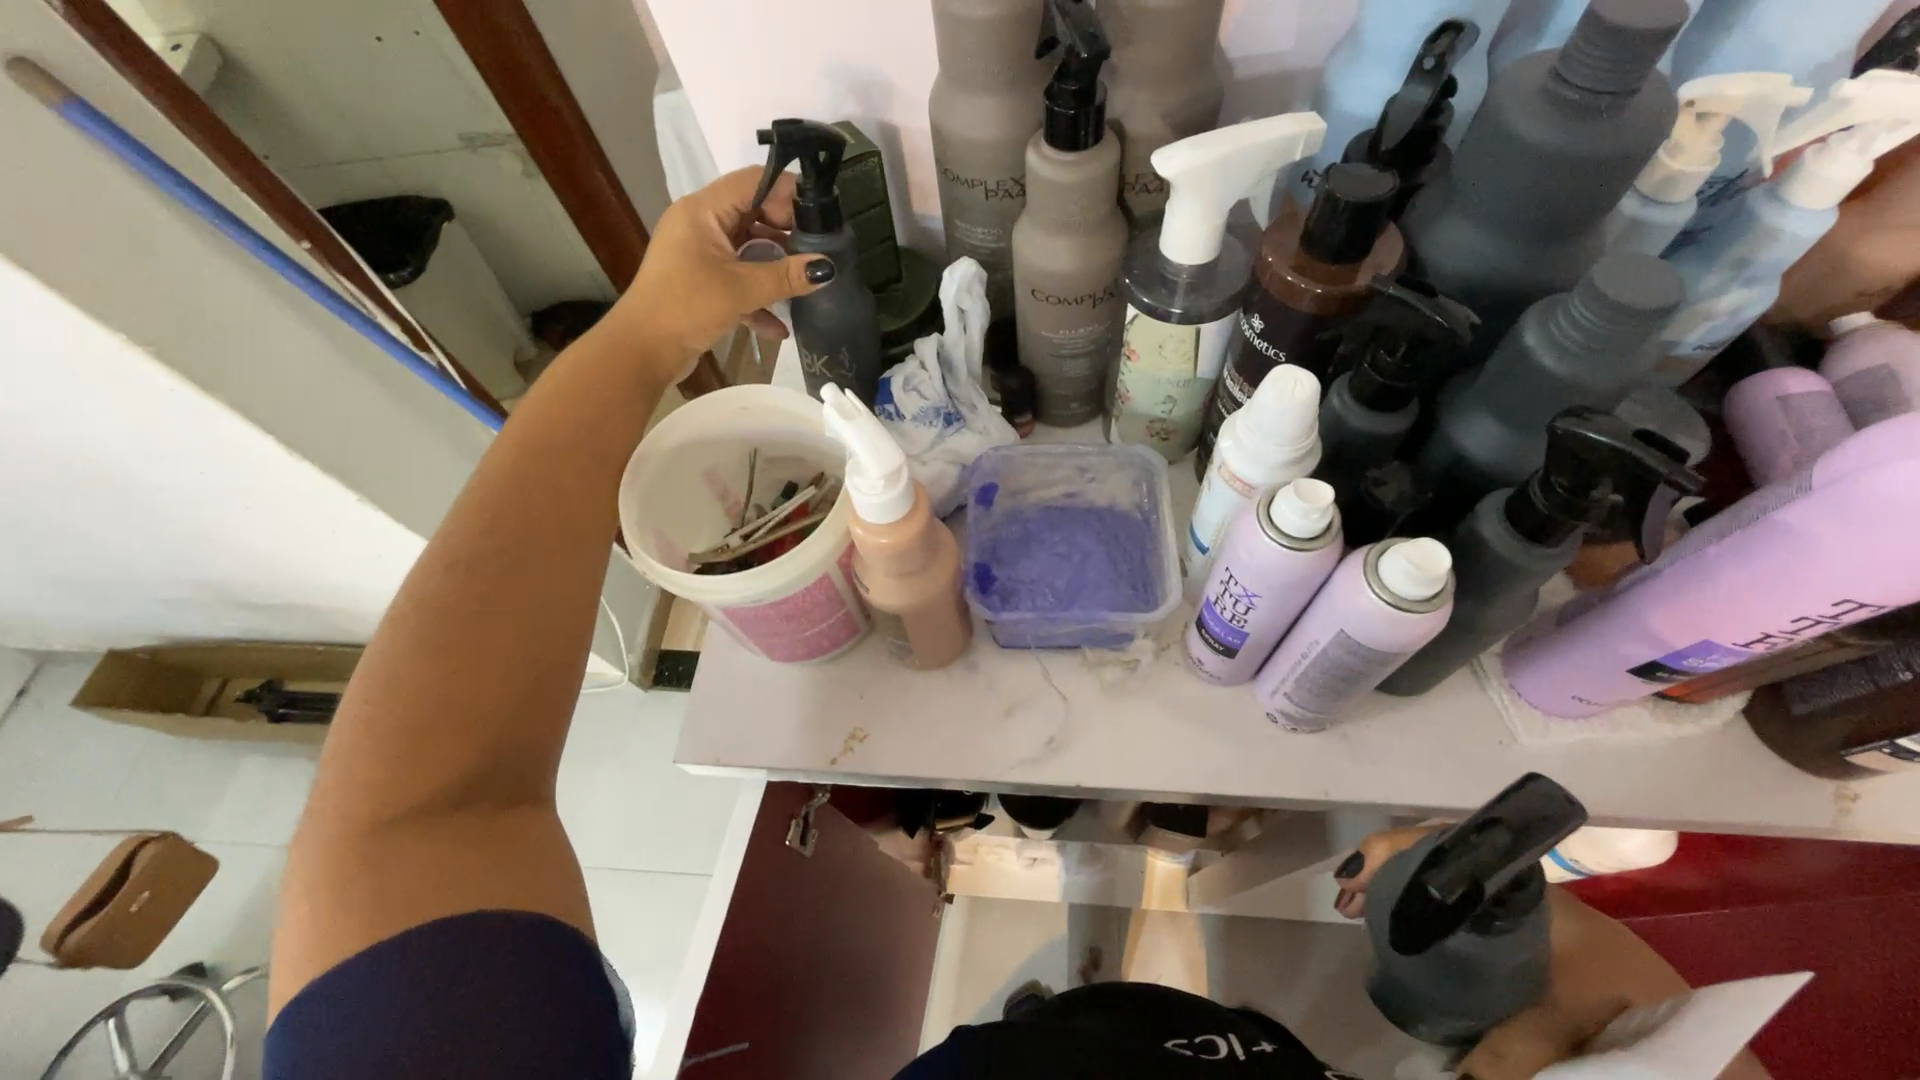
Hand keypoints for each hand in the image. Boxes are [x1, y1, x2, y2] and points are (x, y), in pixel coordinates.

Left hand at [606, 167, 833, 381]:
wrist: (642, 350)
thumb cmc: (688, 306)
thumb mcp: (742, 290)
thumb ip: (786, 276)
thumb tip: (827, 267)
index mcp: (703, 210)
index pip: (753, 182)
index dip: (787, 195)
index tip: (816, 219)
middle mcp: (700, 224)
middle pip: (753, 214)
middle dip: (786, 233)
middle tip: (816, 252)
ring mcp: (699, 254)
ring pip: (747, 249)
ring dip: (774, 268)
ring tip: (804, 285)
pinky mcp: (701, 282)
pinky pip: (737, 280)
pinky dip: (758, 298)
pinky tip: (780, 327)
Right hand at [1334, 828, 1700, 1079]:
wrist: (1708, 1048)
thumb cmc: (1633, 1015)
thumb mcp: (1569, 1027)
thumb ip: (1509, 1052)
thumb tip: (1451, 1074)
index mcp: (1529, 893)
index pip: (1448, 844)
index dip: (1392, 851)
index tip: (1355, 881)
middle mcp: (1523, 893)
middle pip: (1439, 858)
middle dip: (1386, 871)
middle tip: (1347, 900)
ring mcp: (1527, 916)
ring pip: (1449, 884)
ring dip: (1403, 892)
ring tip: (1364, 914)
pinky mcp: (1532, 945)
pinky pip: (1462, 913)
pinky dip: (1426, 916)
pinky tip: (1409, 941)